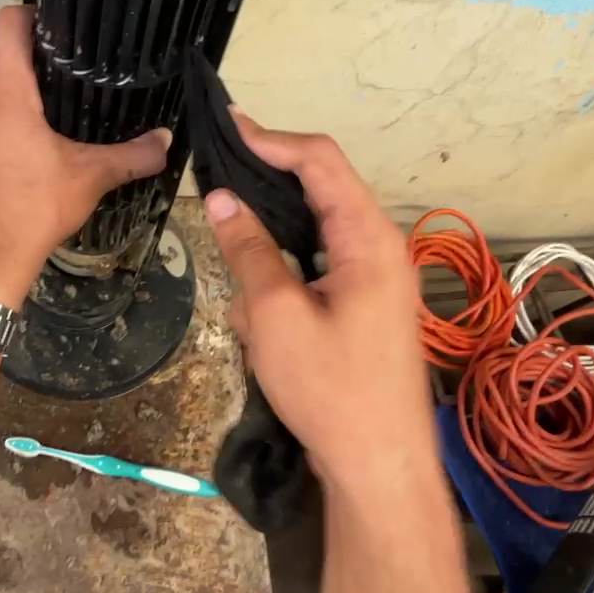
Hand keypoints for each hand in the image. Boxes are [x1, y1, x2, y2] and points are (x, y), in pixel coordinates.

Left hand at [0, 6, 171, 308]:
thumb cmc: (36, 208)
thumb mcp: (90, 177)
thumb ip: (132, 154)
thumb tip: (167, 140)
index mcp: (5, 94)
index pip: (9, 25)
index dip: (34, 12)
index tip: (65, 21)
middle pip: (1, 51)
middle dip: (34, 49)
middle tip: (74, 58)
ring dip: (20, 78)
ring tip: (61, 89)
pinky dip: (7, 102)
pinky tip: (39, 123)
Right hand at [202, 110, 434, 492]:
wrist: (377, 466)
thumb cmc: (330, 388)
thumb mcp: (275, 314)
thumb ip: (248, 248)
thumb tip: (221, 197)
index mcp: (368, 238)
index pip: (320, 161)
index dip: (272, 138)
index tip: (227, 126)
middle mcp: (377, 246)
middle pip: (318, 188)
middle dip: (265, 183)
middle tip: (216, 174)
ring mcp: (371, 276)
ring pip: (309, 232)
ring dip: (268, 242)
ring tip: (231, 263)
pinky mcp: (359, 302)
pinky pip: (311, 266)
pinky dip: (278, 275)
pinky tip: (252, 310)